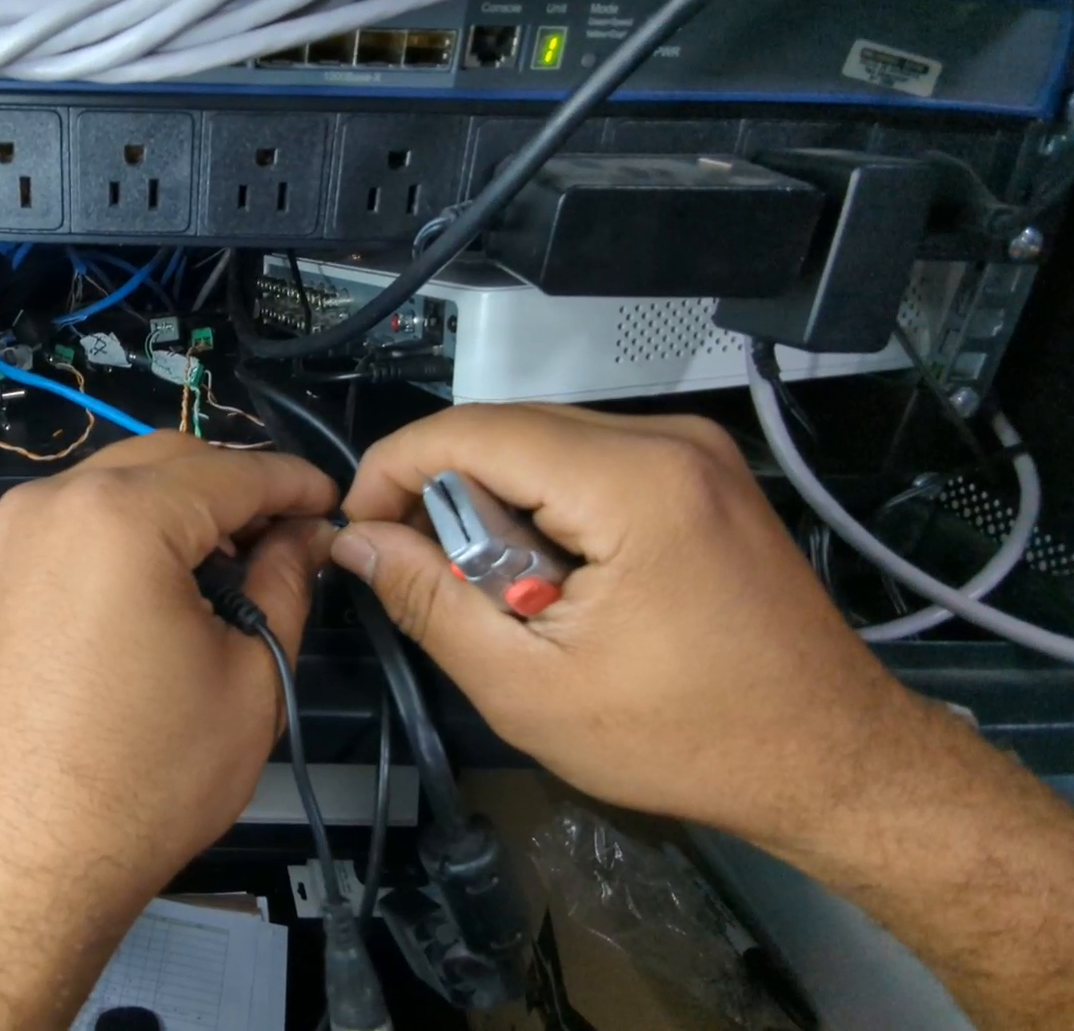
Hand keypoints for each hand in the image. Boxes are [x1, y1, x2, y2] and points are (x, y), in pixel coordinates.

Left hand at [0, 431, 337, 892]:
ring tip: (227, 562)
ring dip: (182, 504)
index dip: (293, 482)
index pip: (232, 472)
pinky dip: (131, 525)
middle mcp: (55, 501)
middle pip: (170, 461)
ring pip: (120, 481)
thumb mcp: (250, 678)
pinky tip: (162, 576)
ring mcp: (14, 531)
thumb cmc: (147, 777)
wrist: (22, 854)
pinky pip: (79, 516)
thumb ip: (284, 582)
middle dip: (236, 487)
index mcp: (121, 517)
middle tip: (283, 535)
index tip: (330, 501)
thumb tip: (302, 535)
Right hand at [331, 404, 922, 842]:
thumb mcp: (524, 687)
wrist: (837, 763)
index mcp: (631, 483)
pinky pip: (571, 458)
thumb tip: (354, 542)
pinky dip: (527, 501)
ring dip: (481, 499)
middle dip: (433, 488)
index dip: (391, 470)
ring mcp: (687, 449)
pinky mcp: (692, 470)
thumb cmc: (683, 738)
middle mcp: (664, 440)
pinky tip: (537, 567)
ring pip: (529, 439)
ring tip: (482, 580)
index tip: (361, 531)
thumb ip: (426, 601)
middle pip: (497, 427)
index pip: (468, 430)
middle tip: (412, 565)